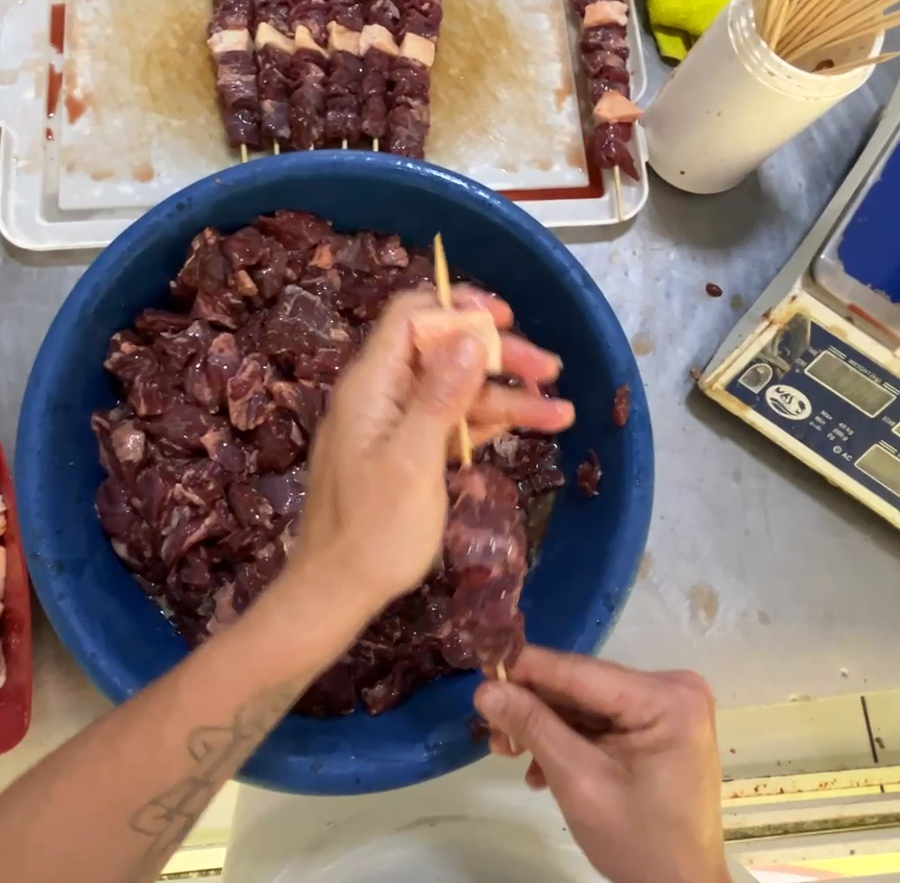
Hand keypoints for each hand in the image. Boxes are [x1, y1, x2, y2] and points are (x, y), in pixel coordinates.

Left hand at [291, 289, 573, 621]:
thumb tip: (470, 337)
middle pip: (443, 352)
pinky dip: (489, 424)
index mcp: (372, 385)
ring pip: (455, 391)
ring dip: (506, 397)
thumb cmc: (374, 530)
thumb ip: (440, 396)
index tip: (504, 319)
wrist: (338, 591)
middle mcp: (382, 394)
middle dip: (497, 356)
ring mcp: (395, 423)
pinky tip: (534, 423)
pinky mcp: (408, 451)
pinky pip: (451, 422)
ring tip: (562, 410)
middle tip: (551, 369)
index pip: (411, 317)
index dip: (456, 308)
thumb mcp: (412, 461)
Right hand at [475, 647, 728, 882]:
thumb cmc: (639, 843)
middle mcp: (671, 687)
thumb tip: (484, 688)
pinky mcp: (657, 721)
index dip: (525, 667)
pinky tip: (539, 763)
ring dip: (544, 724)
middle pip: (580, 686)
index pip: (579, 671)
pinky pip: (600, 716)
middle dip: (532, 706)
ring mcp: (666, 704)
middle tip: (488, 720)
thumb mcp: (578, 782)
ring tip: (506, 747)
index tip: (482, 668)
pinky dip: (568, 736)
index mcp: (665, 698)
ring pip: (584, 701)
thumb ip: (532, 726)